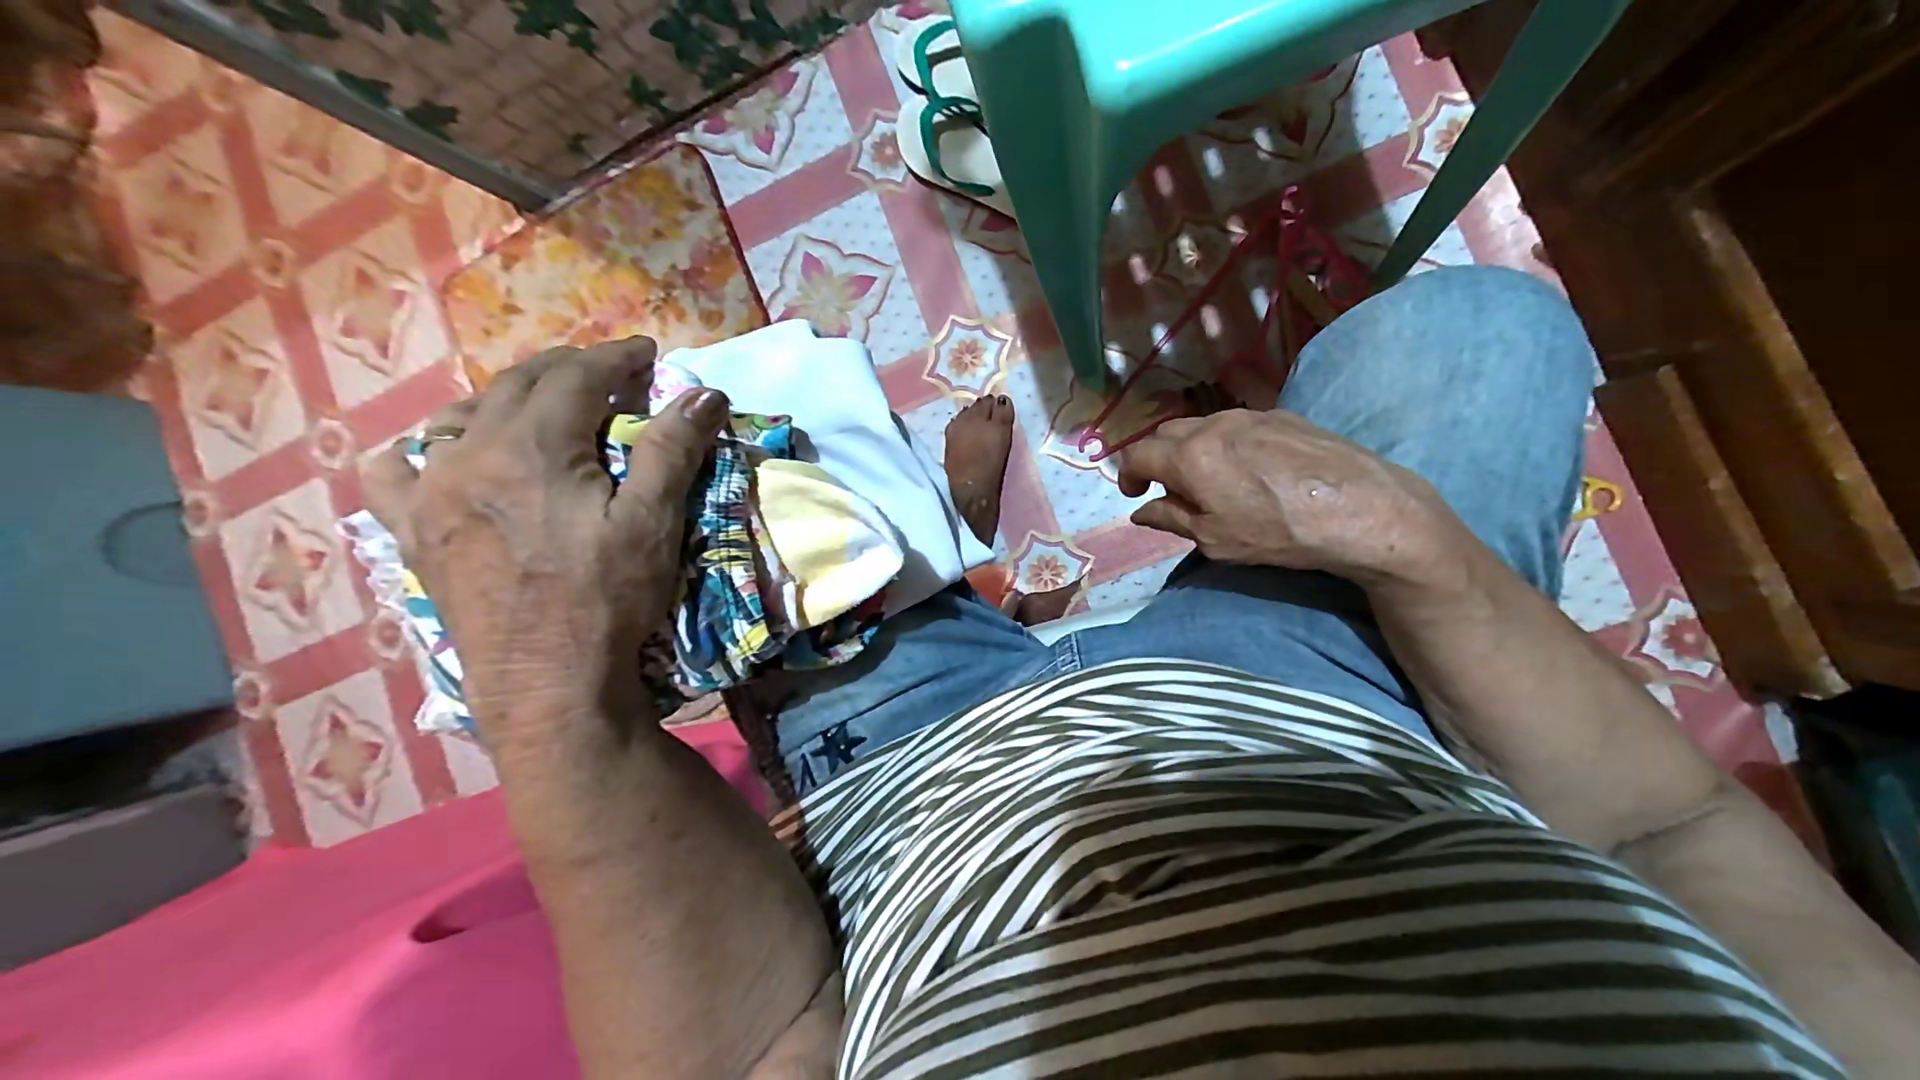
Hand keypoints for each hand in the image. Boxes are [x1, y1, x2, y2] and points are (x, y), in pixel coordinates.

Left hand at [360, 338, 728, 750]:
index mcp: (530, 447)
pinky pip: (396, 472)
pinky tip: (441, 453)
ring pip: (461, 416)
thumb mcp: (652, 521)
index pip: (574, 376)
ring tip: (543, 406)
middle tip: (609, 374)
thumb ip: (672, 448)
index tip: (648, 353)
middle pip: (517, 385)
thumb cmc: (608, 599)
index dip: (615, 358)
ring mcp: (431, 494)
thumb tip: (704, 392)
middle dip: (568, 369)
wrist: (550, 682)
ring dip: (507, 398)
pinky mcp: (416, 533)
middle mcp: (467, 454)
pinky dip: (423, 448)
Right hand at [1117, 408, 1469, 590]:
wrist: (1364, 510)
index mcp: (1190, 456)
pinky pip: (1236, 424)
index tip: (1134, 494)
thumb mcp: (1215, 539)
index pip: (1137, 455)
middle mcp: (1213, 425)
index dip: (1127, 475)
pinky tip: (1247, 468)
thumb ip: (1170, 518)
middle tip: (1169, 488)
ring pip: (1202, 425)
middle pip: (1166, 433)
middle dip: (1157, 458)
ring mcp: (1251, 415)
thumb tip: (1142, 511)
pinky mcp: (1283, 415)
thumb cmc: (1279, 533)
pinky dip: (1224, 443)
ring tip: (1209, 478)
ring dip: (1191, 448)